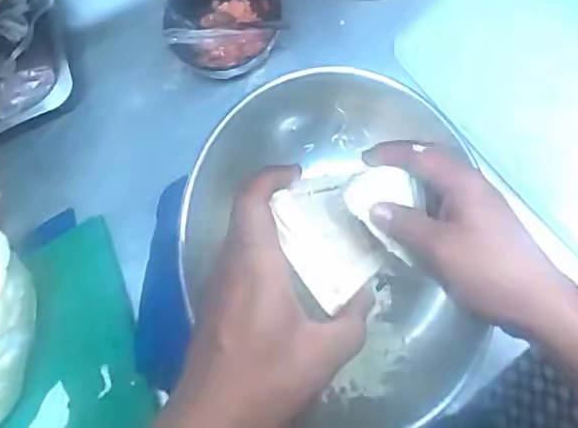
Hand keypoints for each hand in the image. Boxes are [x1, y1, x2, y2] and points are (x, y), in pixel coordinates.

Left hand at [161, 167, 371, 427]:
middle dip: (274, 197)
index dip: (270, 175)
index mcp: (253, 259)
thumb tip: (366, 294)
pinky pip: (235, 255)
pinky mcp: (213, 298)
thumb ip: (351, 322)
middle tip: (308, 204)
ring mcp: (216, 278)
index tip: (297, 175)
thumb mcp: (321, 356)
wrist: (210, 416)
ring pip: (238, 232)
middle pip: (245, 209)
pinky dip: (257, 247)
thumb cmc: (265, 376)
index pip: (251, 196)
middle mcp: (229, 258)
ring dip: (265, 223)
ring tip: (301, 235)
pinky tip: (282, 275)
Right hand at [362, 142, 577, 336]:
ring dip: (417, 181)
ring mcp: (484, 201)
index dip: (389, 154)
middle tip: (377, 169)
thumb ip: (405, 224)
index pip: (418, 154)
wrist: (543, 305)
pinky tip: (421, 219)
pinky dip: (429, 200)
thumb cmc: (488, 270)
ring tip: (393, 192)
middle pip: (432, 159)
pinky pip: (450, 198)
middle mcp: (473, 182)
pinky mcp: (489, 221)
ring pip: (442, 179)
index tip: (363, 160)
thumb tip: (375, 206)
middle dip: (403, 160)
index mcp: (461, 180)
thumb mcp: (439, 249)